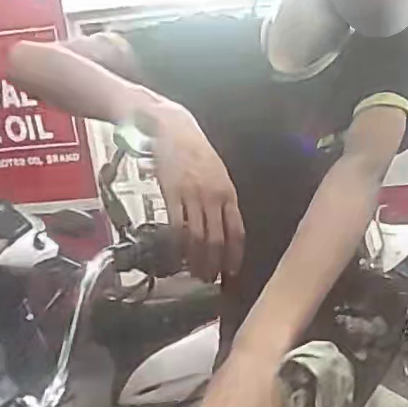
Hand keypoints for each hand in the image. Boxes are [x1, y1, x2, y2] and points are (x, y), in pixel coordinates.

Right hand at [145, 102, 244, 280]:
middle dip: (215, 264)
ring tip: (195, 273)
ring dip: (196, 259)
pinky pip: (175, 225)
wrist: (172, 127)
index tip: (232, 271)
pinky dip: (176, 245)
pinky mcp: (171, 193)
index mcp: (228, 193)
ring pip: (197, 237)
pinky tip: (176, 256)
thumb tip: (224, 227)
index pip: (236, 231)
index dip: (235, 255)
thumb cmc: (195, 150)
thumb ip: (222, 200)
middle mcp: (212, 196)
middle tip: (211, 279)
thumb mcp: (218, 174)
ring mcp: (191, 195)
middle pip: (217, 239)